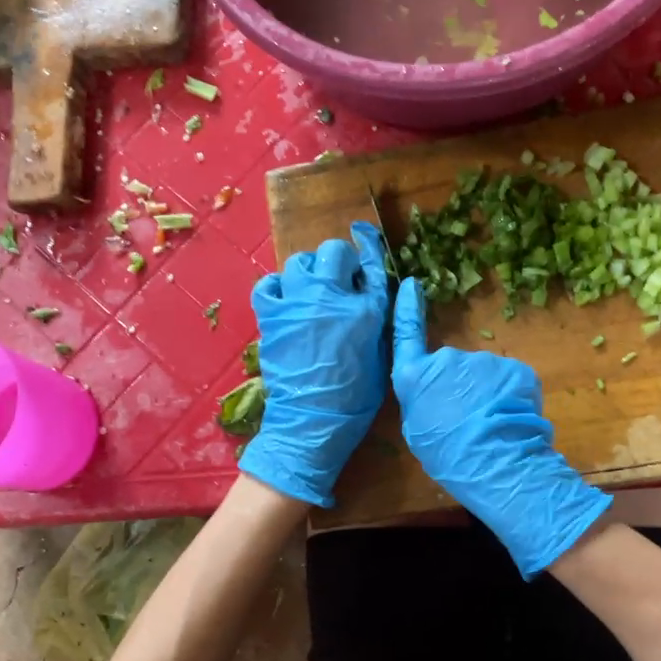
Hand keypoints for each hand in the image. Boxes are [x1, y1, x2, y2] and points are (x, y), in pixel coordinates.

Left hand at [237, 224, 391, 507]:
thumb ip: (385, 321)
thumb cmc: (355, 399)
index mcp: (365, 311)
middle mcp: (331, 298)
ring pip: (300, 263)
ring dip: (309, 272)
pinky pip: (268, 284)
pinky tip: (286, 298)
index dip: (370, 250)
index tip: (367, 238)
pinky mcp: (272, 316)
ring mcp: (298, 304)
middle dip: (339, 260)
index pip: (372, 267)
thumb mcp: (383, 359)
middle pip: (334, 252)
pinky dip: (277, 287)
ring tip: (312, 290)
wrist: (311, 422)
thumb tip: (392, 291)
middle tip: (339, 278)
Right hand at [391, 278, 609, 576]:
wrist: (496, 462)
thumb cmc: (447, 456)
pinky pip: (509, 381)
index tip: (412, 285)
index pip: (408, 334)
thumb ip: (422, 400)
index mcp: (416, 376)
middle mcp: (448, 358)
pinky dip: (510, 397)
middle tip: (464, 419)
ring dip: (486, 394)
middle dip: (459, 386)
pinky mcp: (515, 368)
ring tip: (489, 425)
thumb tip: (435, 391)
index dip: (409, 309)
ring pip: (483, 375)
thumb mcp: (418, 431)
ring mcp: (484, 361)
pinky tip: (509, 420)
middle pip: (452, 367)